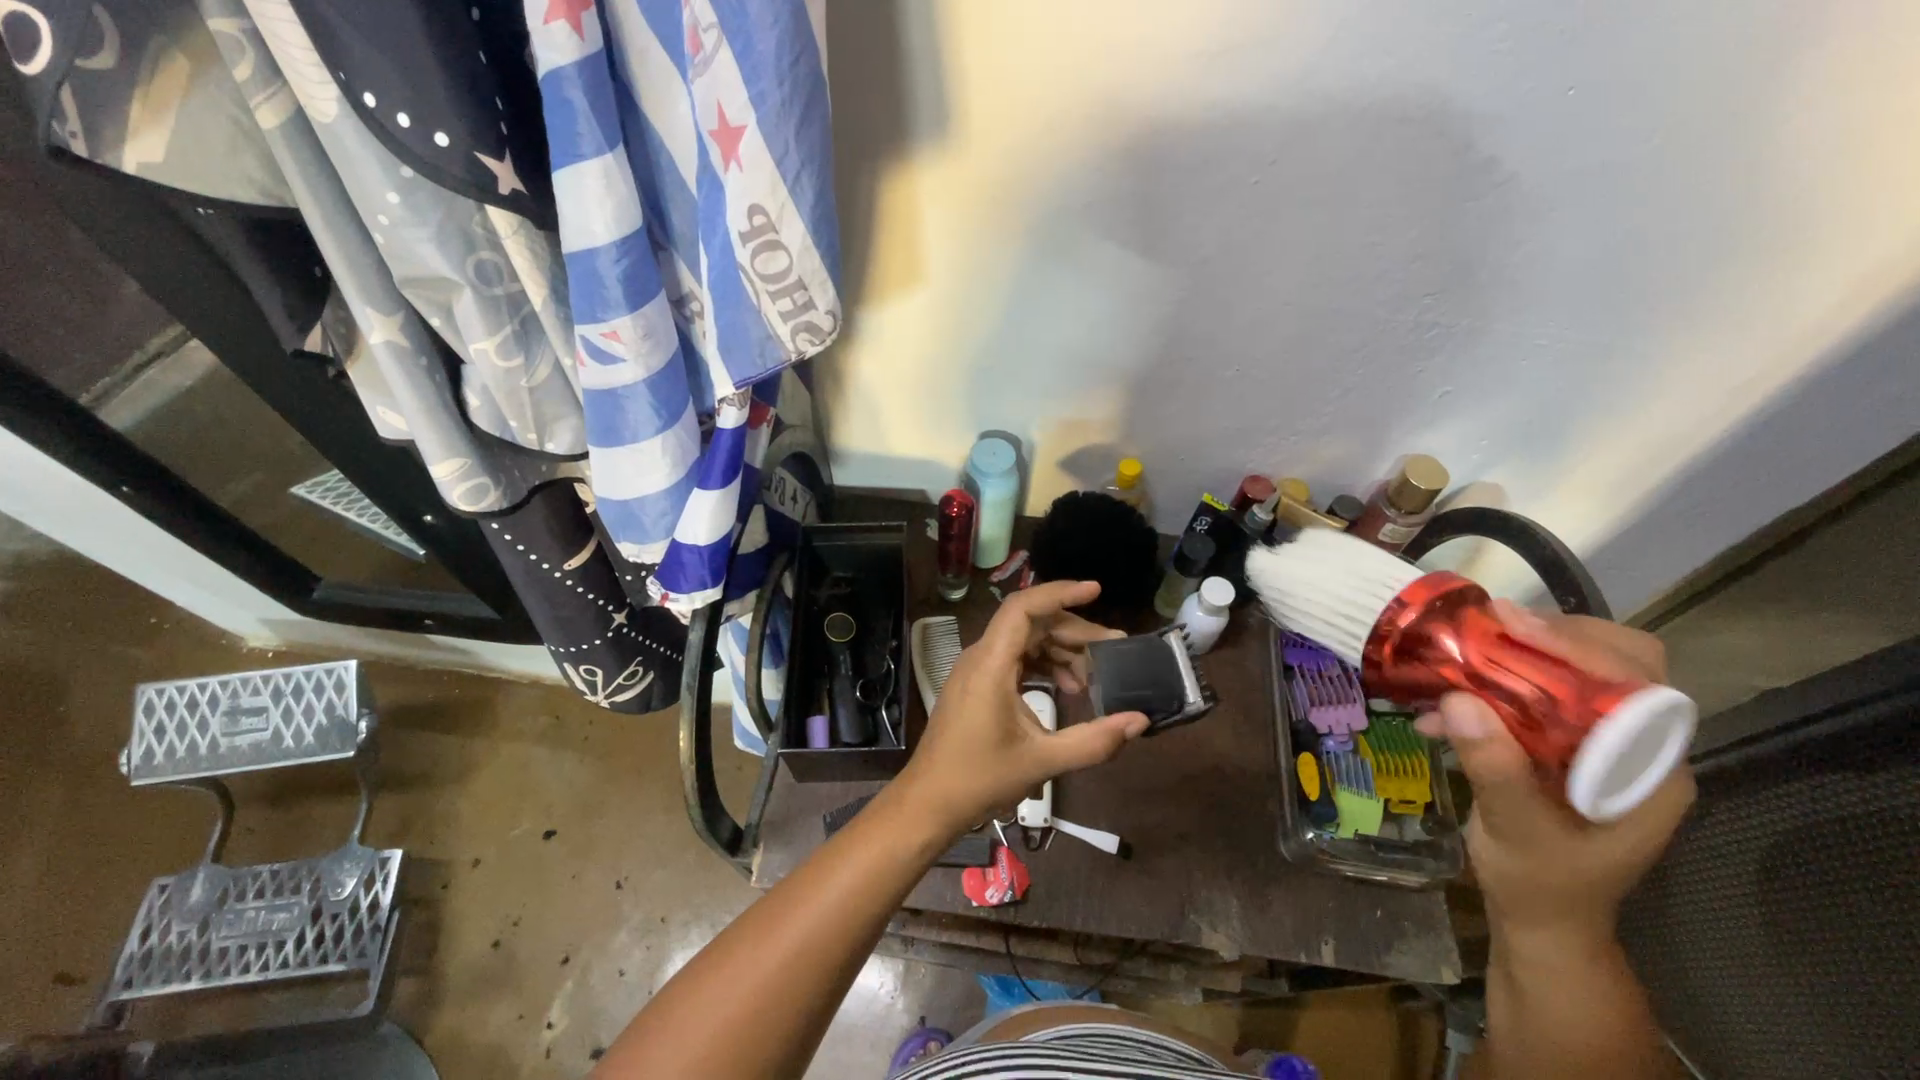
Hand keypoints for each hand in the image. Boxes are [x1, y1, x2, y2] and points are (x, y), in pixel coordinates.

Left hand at [893, 581, 1149, 834]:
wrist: (929, 803)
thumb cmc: (979, 779)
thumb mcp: (1042, 761)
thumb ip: (1093, 741)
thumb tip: (1139, 721)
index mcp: (990, 664)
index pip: (1024, 609)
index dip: (1060, 593)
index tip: (1095, 590)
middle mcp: (980, 658)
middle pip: (1030, 624)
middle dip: (1073, 632)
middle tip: (1113, 650)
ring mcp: (975, 672)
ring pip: (1023, 642)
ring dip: (1059, 651)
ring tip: (1094, 677)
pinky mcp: (975, 687)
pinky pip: (1013, 660)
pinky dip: (1042, 666)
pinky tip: (1066, 688)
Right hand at [1416, 601, 1694, 941]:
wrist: (1541, 920)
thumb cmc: (1541, 885)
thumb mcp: (1516, 833)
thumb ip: (1496, 769)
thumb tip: (1459, 699)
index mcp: (1650, 770)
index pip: (1637, 686)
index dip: (1580, 649)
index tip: (1515, 626)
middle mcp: (1641, 748)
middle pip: (1618, 664)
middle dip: (1556, 638)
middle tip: (1495, 626)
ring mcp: (1606, 744)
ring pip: (1579, 672)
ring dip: (1524, 654)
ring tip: (1469, 650)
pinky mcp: (1569, 744)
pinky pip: (1544, 693)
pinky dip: (1502, 681)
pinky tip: (1455, 693)